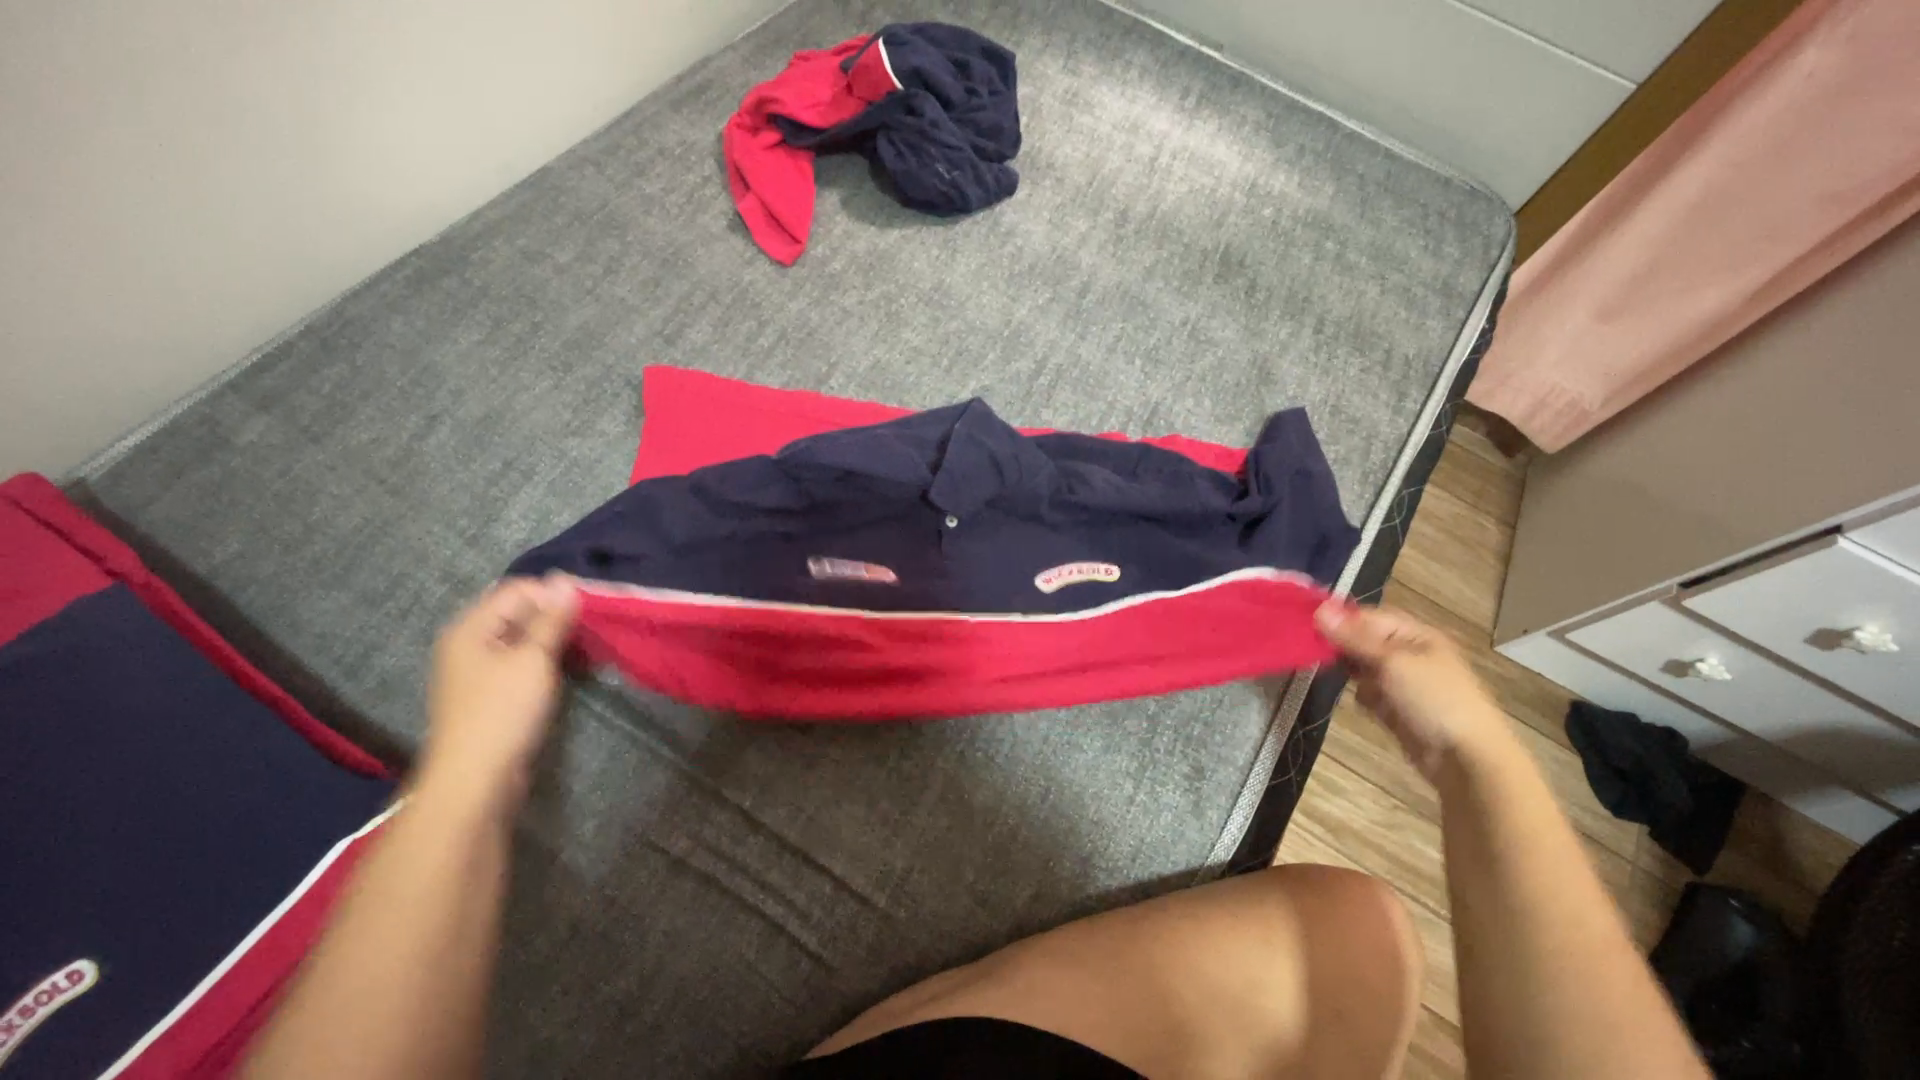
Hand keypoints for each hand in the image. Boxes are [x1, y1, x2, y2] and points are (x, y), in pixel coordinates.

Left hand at [418, 574, 578, 810]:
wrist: (476, 781)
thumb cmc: (502, 713)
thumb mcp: (533, 659)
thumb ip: (551, 619)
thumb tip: (564, 579)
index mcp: (470, 627)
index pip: (518, 590)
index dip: (554, 595)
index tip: (592, 609)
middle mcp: (470, 643)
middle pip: (520, 614)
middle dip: (558, 617)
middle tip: (596, 629)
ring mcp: (480, 671)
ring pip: (524, 640)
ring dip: (556, 641)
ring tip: (590, 648)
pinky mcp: (494, 695)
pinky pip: (523, 664)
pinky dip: (547, 662)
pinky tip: (572, 669)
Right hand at [1314, 602, 1512, 781]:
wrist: (1465, 758)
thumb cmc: (1434, 699)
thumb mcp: (1392, 662)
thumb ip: (1353, 638)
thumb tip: (1319, 609)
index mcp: (1415, 635)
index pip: (1368, 618)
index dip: (1340, 622)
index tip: (1308, 628)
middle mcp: (1408, 654)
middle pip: (1362, 642)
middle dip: (1345, 651)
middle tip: (1324, 658)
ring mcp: (1403, 683)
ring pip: (1362, 669)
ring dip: (1355, 678)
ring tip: (1362, 689)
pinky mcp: (1396, 709)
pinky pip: (1369, 695)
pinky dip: (1366, 699)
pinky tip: (1372, 709)